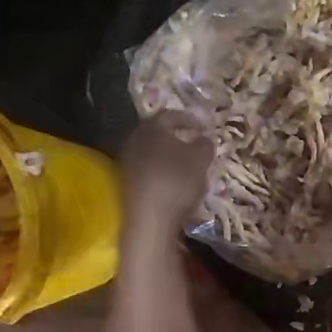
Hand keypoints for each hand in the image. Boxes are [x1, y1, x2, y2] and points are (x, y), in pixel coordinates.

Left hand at [121, 110, 213, 229]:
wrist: (150, 217)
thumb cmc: (178, 181)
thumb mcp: (201, 159)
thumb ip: (205, 144)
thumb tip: (203, 138)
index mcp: (152, 127)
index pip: (171, 115)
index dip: (190, 119)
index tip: (204, 127)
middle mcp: (135, 138)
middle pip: (158, 131)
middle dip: (177, 135)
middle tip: (194, 141)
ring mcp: (127, 159)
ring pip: (152, 149)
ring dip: (169, 152)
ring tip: (186, 161)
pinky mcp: (126, 178)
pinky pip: (147, 164)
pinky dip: (161, 166)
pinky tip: (174, 177)